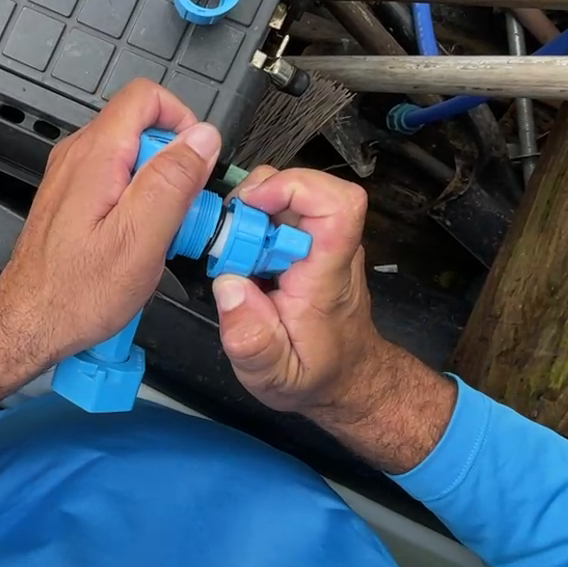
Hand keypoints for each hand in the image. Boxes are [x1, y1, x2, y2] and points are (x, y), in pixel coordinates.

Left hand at [0, 80, 221, 404]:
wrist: (29, 324)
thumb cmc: (74, 294)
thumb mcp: (140, 238)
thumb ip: (173, 180)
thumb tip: (201, 138)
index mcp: (96, 156)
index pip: (146, 96)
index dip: (182, 120)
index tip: (196, 162)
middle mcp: (77, 158)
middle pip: (142, 128)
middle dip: (173, 162)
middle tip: (179, 211)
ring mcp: (71, 179)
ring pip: (132, 158)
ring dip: (157, 188)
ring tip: (158, 232)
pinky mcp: (72, 201)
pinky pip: (116, 183)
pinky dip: (137, 204)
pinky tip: (138, 242)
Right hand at [211, 166, 454, 472]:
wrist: (344, 378)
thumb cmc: (313, 375)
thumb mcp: (275, 377)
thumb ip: (251, 340)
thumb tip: (228, 286)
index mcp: (326, 276)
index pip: (338, 205)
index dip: (293, 188)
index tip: (250, 205)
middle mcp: (330, 248)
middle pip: (305, 187)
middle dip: (253, 199)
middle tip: (223, 239)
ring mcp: (320, 241)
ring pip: (287, 195)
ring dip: (248, 211)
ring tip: (228, 251)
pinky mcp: (306, 241)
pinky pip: (279, 210)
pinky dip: (250, 222)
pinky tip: (237, 255)